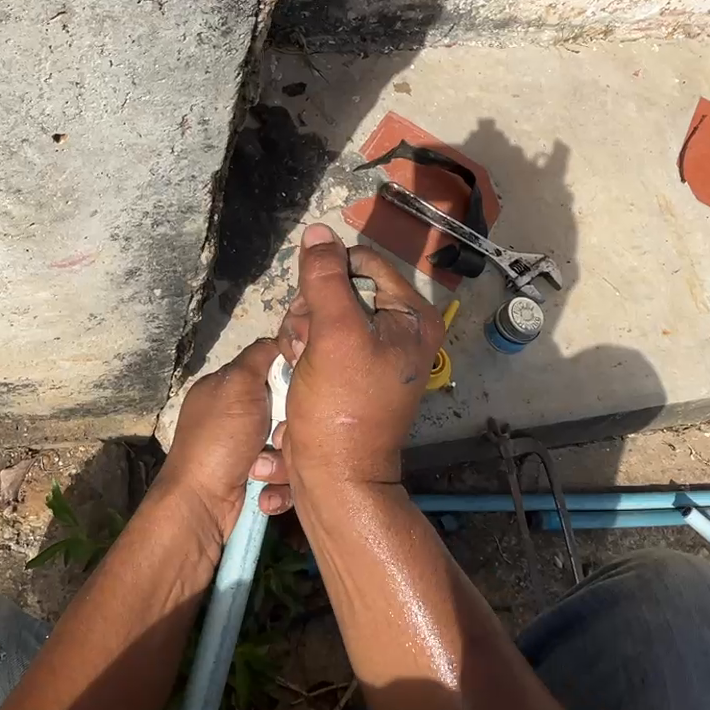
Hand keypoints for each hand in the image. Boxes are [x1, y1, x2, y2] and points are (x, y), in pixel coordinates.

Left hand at [157, 338, 295, 537]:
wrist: (202, 503)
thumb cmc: (218, 439)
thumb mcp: (236, 383)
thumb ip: (258, 356)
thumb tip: (281, 337)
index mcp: (226, 388)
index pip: (269, 369)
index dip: (289, 376)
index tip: (304, 387)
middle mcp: (234, 416)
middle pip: (285, 411)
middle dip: (288, 429)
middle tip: (278, 438)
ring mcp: (244, 450)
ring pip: (290, 446)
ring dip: (282, 462)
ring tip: (263, 471)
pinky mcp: (256, 480)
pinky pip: (285, 477)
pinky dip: (279, 487)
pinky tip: (266, 492)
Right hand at [273, 224, 442, 493]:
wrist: (335, 477)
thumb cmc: (342, 406)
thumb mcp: (333, 334)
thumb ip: (324, 278)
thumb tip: (318, 232)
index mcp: (412, 317)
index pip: (363, 263)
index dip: (329, 275)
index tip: (311, 306)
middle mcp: (399, 331)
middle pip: (340, 287)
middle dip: (311, 310)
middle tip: (305, 342)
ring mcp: (374, 353)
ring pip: (322, 313)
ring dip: (300, 332)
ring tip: (299, 361)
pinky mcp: (350, 372)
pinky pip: (319, 340)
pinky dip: (302, 351)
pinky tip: (297, 371)